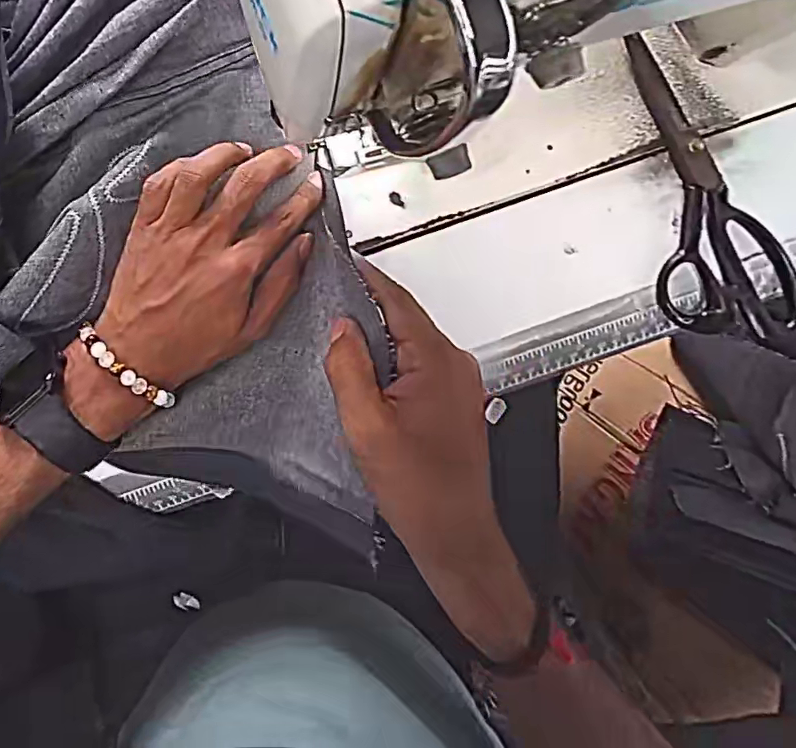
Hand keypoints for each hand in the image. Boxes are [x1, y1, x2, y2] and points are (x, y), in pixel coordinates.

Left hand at [68, 142, 321, 437]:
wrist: (135, 353)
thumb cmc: (190, 344)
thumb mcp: (251, 328)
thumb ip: (283, 284)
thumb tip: (304, 246)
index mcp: (235, 270)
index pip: (280, 220)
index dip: (304, 197)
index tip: (312, 185)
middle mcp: (204, 244)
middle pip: (245, 185)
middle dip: (274, 163)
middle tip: (287, 155)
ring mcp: (171, 232)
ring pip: (199, 174)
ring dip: (225, 154)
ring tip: (243, 149)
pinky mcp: (144, 228)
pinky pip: (160, 184)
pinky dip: (179, 166)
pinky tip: (196, 164)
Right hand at [325, 260, 536, 661]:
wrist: (455, 535)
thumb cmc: (419, 489)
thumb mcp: (366, 425)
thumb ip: (349, 368)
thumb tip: (340, 327)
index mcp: (436, 362)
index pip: (398, 301)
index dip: (368, 277)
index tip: (346, 260)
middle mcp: (455, 365)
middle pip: (406, 316)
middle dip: (370, 302)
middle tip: (334, 293)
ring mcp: (460, 381)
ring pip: (412, 338)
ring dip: (381, 331)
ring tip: (345, 329)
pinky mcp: (457, 397)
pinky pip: (420, 359)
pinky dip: (394, 354)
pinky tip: (370, 367)